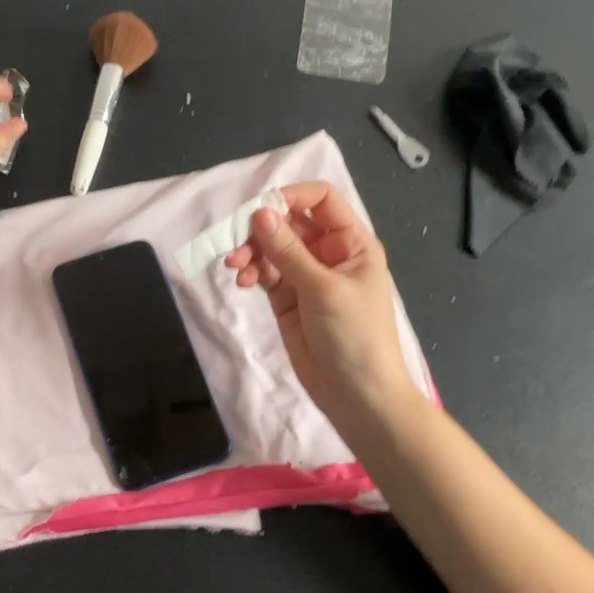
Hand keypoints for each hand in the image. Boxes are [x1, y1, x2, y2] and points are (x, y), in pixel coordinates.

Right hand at [224, 181, 412, 427]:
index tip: (260, 210)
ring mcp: (307, 277)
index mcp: (352, 243)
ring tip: (235, 268)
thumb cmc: (355, 336)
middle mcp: (330, 254)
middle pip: (290, 223)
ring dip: (251, 251)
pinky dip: (252, 272)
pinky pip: (265, 273)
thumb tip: (259, 213)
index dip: (292, 197)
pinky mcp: (288, 299)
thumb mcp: (324, 289)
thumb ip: (289, 251)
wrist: (357, 395)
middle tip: (236, 243)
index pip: (322, 200)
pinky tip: (243, 281)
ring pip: (272, 248)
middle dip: (262, 229)